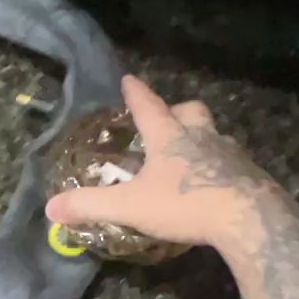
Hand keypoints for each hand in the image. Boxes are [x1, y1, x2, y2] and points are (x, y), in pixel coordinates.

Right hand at [44, 75, 270, 249]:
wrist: (247, 219)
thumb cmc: (184, 204)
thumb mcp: (129, 206)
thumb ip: (89, 205)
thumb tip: (51, 208)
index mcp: (170, 138)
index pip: (149, 107)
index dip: (137, 93)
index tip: (129, 80)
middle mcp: (202, 138)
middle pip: (191, 112)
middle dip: (177, 111)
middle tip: (167, 119)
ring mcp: (229, 155)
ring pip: (213, 136)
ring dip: (200, 139)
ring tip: (188, 156)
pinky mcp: (247, 176)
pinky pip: (229, 163)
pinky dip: (216, 168)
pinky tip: (209, 185)